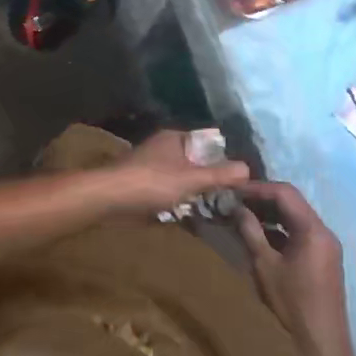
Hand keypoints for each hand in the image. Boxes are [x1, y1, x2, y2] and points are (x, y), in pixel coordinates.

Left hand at [104, 130, 249, 213]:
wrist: (107, 200)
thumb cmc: (152, 182)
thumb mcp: (191, 179)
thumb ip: (219, 175)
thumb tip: (248, 169)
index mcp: (176, 138)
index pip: (207, 142)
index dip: (222, 158)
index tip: (235, 177)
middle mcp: (163, 148)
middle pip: (194, 162)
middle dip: (208, 179)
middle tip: (226, 197)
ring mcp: (150, 167)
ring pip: (180, 179)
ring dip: (192, 194)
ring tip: (211, 211)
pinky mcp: (140, 187)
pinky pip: (166, 193)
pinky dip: (176, 203)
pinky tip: (186, 218)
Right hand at [236, 181, 355, 355]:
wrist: (322, 350)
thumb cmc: (291, 307)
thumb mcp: (265, 268)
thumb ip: (252, 234)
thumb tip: (238, 208)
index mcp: (314, 229)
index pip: (286, 193)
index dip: (259, 188)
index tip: (235, 190)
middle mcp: (324, 232)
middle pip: (293, 204)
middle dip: (264, 200)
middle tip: (236, 201)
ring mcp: (326, 247)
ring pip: (297, 220)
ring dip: (272, 216)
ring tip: (243, 216)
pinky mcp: (323, 262)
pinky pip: (301, 236)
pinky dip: (281, 233)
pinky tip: (259, 238)